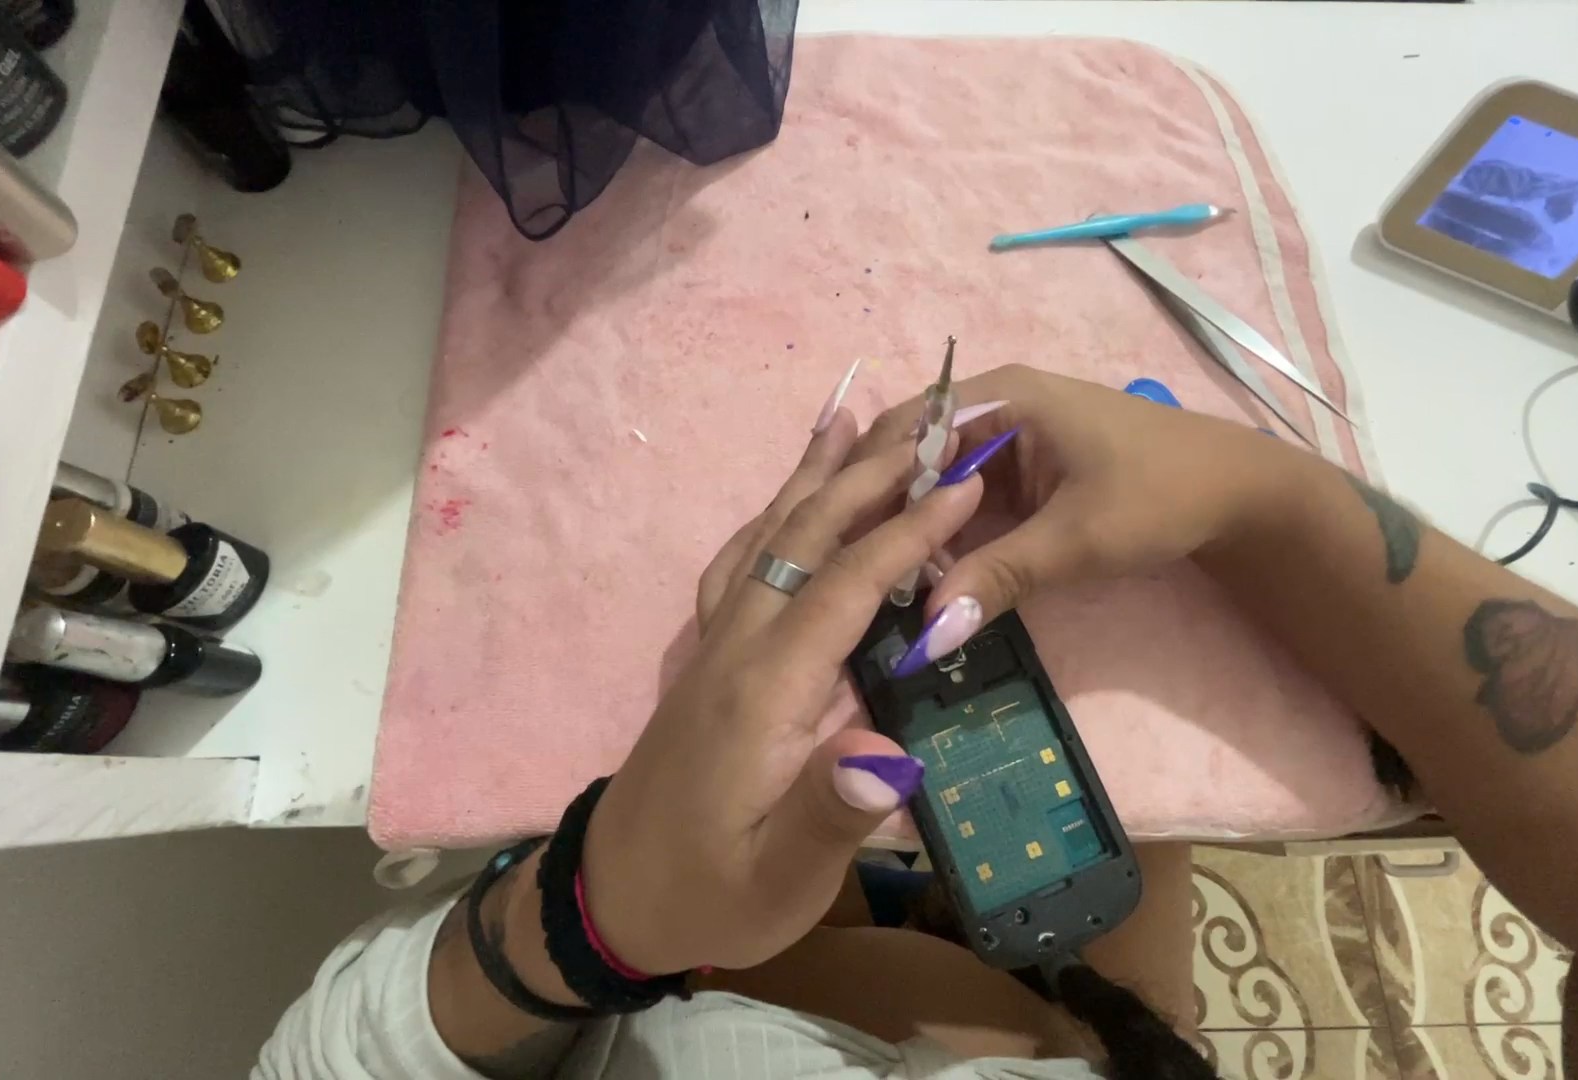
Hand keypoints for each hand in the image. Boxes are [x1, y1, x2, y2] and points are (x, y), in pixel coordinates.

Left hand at [578, 408, 988, 974]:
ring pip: (764, 537)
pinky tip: (784, 501)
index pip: (845, 587)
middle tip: (922, 424)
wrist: (614, 892)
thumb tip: (890, 752)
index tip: (963, 485)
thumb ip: (829, 815)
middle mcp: (736, 645)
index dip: (906, 533)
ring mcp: (715, 643)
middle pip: (800, 538)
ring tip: (843, 417)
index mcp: (764, 690)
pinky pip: (738, 564)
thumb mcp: (778, 880)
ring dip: (809, 476)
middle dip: (864, 477)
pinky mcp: (709, 654)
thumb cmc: (709, 890)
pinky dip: (768, 517)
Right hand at [852, 365, 1312, 661]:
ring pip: (933, 482)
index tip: (842, 540)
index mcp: (1001, 395)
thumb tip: (929, 634)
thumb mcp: (1078, 538)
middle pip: (911, 455)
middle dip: (886, 510)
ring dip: (913, 527)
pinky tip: (925, 572)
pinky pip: (961, 500)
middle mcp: (991, 407)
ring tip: (879, 576)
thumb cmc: (1163, 494)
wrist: (1239, 497)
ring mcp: (1003, 440)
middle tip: (854, 568)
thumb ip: (999, 579)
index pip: (904, 428)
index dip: (869, 481)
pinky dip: (943, 534)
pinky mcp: (1016, 473)